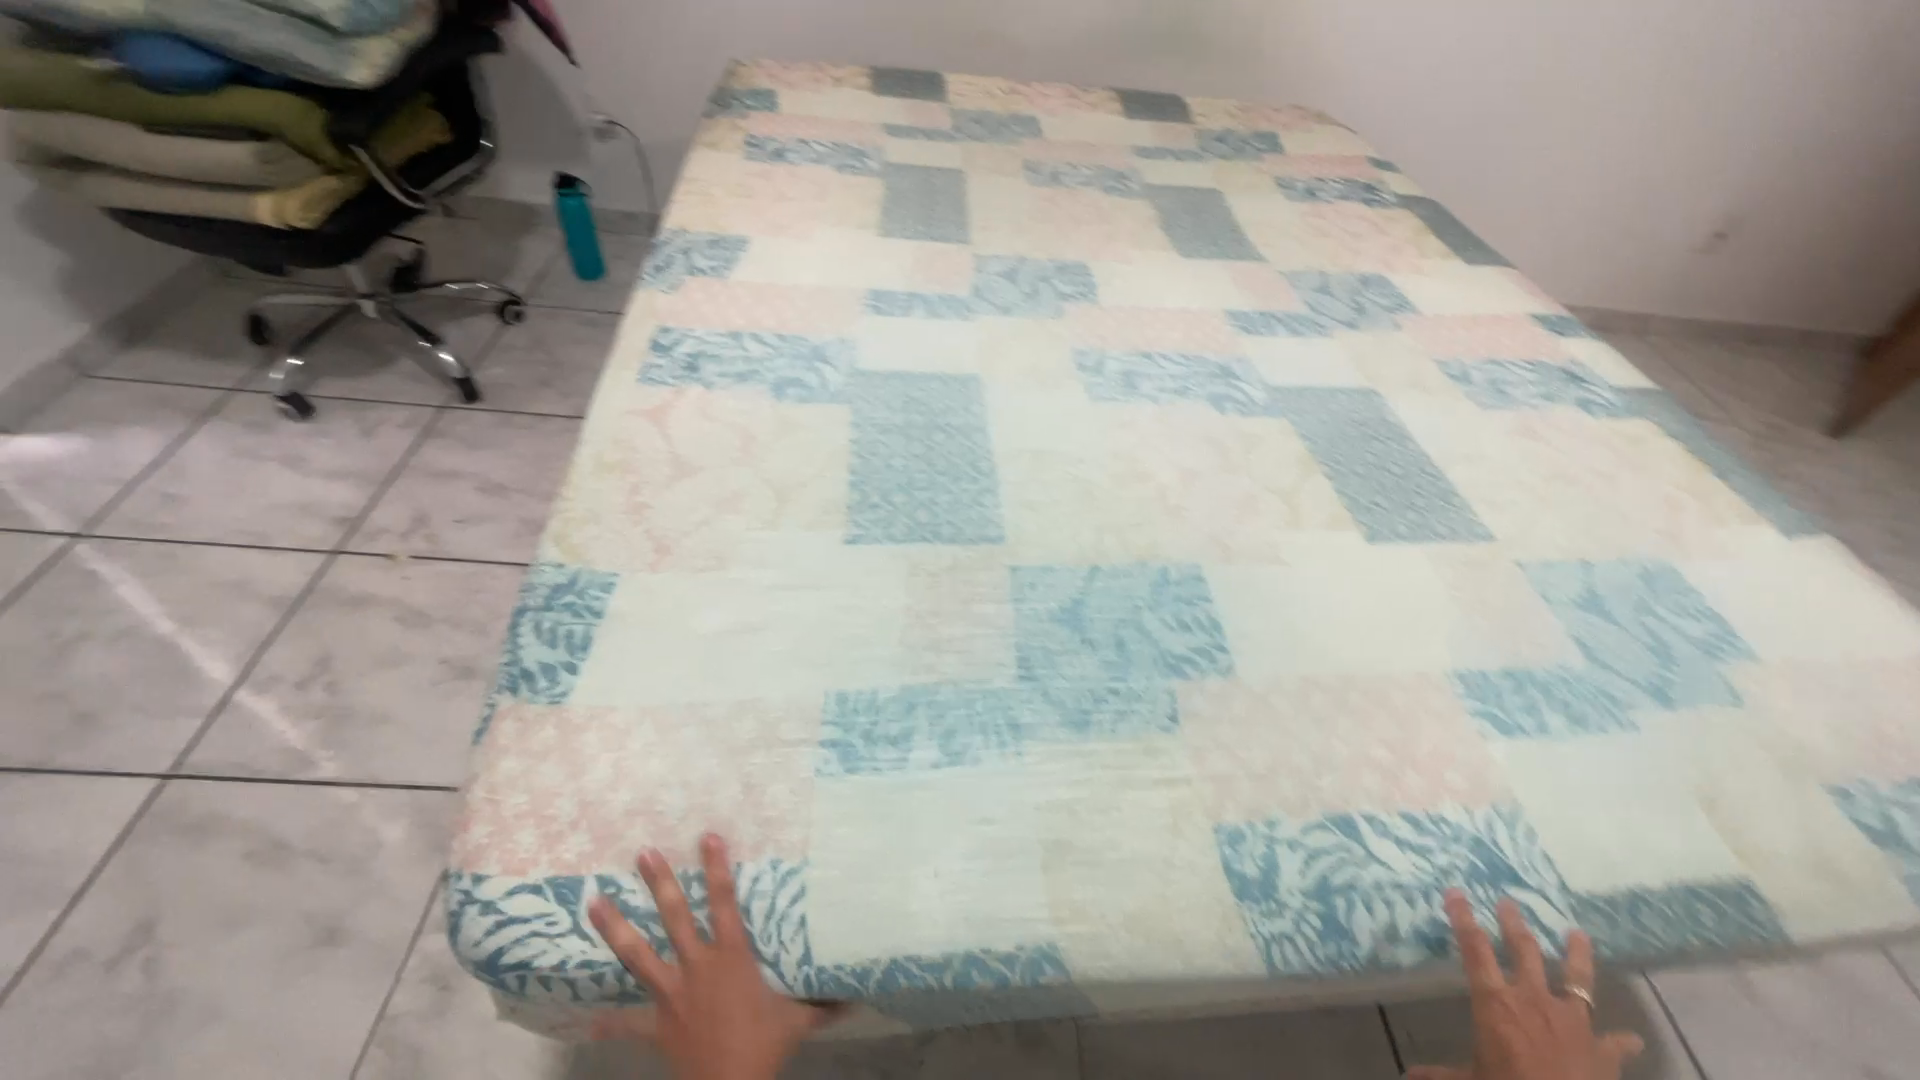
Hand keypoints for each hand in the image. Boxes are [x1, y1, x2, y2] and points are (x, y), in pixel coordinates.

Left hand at [588, 834, 843, 1079]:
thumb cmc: (764, 1045)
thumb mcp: (800, 1020)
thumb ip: (822, 1002)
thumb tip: (855, 992)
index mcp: (731, 957)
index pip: (724, 903)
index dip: (717, 868)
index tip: (708, 837)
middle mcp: (697, 966)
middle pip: (674, 916)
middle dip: (659, 883)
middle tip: (644, 852)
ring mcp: (672, 994)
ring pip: (639, 954)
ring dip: (616, 927)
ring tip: (594, 901)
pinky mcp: (657, 1024)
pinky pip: (629, 1024)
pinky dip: (610, 1023)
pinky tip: (586, 1022)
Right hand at [1408, 889, 1644, 1079]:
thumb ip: (1441, 1076)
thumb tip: (1410, 1077)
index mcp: (1495, 1003)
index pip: (1474, 949)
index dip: (1463, 918)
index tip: (1456, 892)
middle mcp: (1532, 1000)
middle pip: (1523, 951)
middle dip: (1514, 924)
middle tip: (1509, 902)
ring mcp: (1573, 1022)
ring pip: (1577, 979)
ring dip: (1577, 955)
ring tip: (1578, 934)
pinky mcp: (1604, 1051)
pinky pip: (1616, 1042)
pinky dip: (1623, 1041)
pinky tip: (1633, 1039)